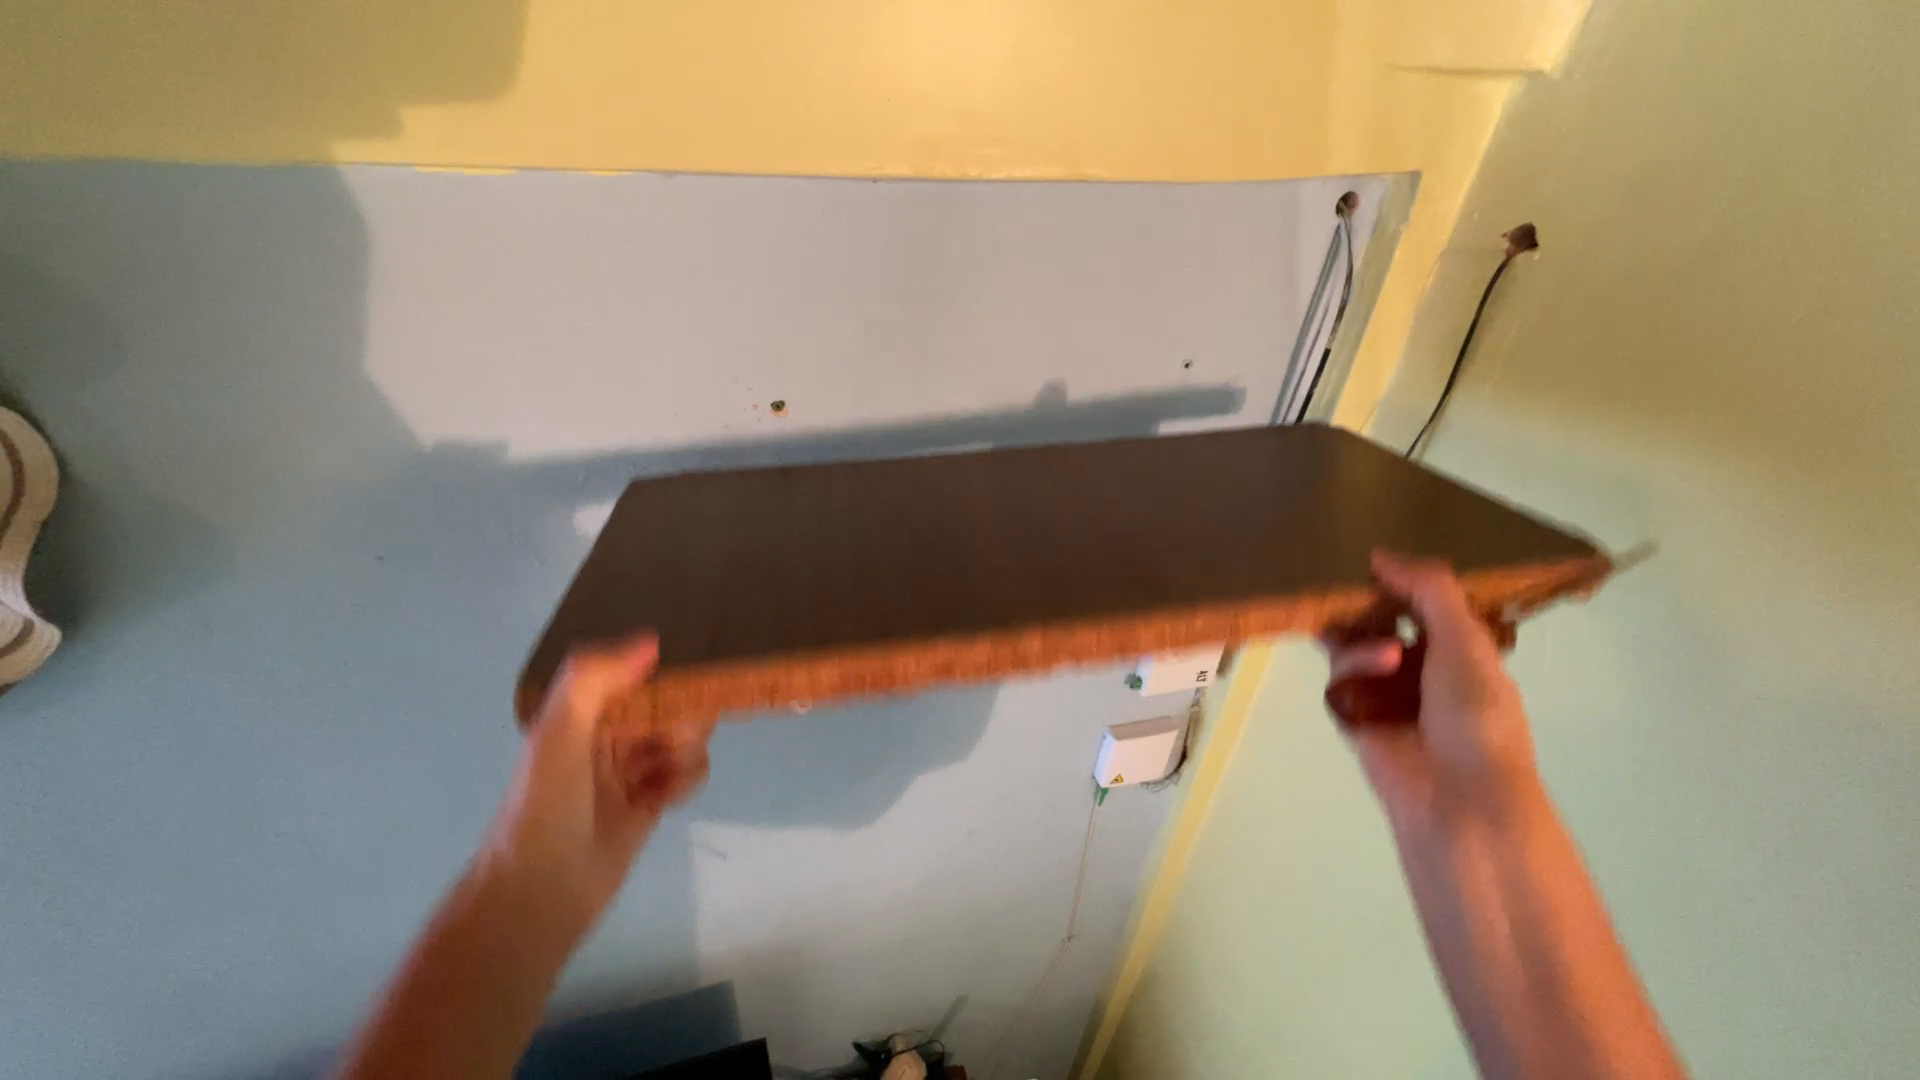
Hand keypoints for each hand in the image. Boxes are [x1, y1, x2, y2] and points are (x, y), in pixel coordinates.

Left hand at [481, 635, 715, 922]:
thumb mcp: (559, 733)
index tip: (692, 680)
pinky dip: (688, 780)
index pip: (636, 674)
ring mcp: (631, 770)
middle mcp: (607, 734)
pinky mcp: (651, 802)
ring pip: (684, 737)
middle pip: (668, 704)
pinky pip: (689, 773)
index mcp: (581, 712)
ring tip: (664, 780)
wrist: (539, 897)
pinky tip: (668, 799)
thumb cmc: (545, 809)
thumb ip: (594, 680)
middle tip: (668, 743)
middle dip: (681, 718)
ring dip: (686, 751)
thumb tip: (651, 641)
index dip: (667, 674)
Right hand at [1323, 551, 1541, 828]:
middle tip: (1349, 589)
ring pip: (1354, 646)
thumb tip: (1381, 554)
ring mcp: (1387, 692)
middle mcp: (1423, 667)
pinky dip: (1349, 672)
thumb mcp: (1464, 641)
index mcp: (1462, 650)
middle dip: (1368, 606)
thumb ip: (1428, 590)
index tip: (1376, 562)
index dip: (1404, 581)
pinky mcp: (1355, 714)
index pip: (1427, 603)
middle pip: (1382, 621)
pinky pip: (1338, 679)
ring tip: (1384, 658)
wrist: (1457, 794)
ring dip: (1364, 643)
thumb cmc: (1476, 716)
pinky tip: (1363, 680)